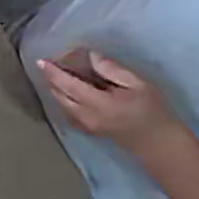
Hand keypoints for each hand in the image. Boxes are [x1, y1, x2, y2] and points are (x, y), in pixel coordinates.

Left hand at [37, 50, 184, 149]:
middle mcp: (86, 116)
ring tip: (56, 75)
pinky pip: (68, 114)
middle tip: (49, 65)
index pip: (69, 85)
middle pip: (60, 96)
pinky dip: (63, 101)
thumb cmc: (151, 110)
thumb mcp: (137, 84)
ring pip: (62, 106)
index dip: (54, 73)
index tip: (41, 61)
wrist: (156, 142)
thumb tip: (91, 56)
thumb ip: (112, 70)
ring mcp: (85, 126)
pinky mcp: (89, 130)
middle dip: (52, 80)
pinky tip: (67, 93)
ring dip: (56, 90)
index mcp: (97, 104)